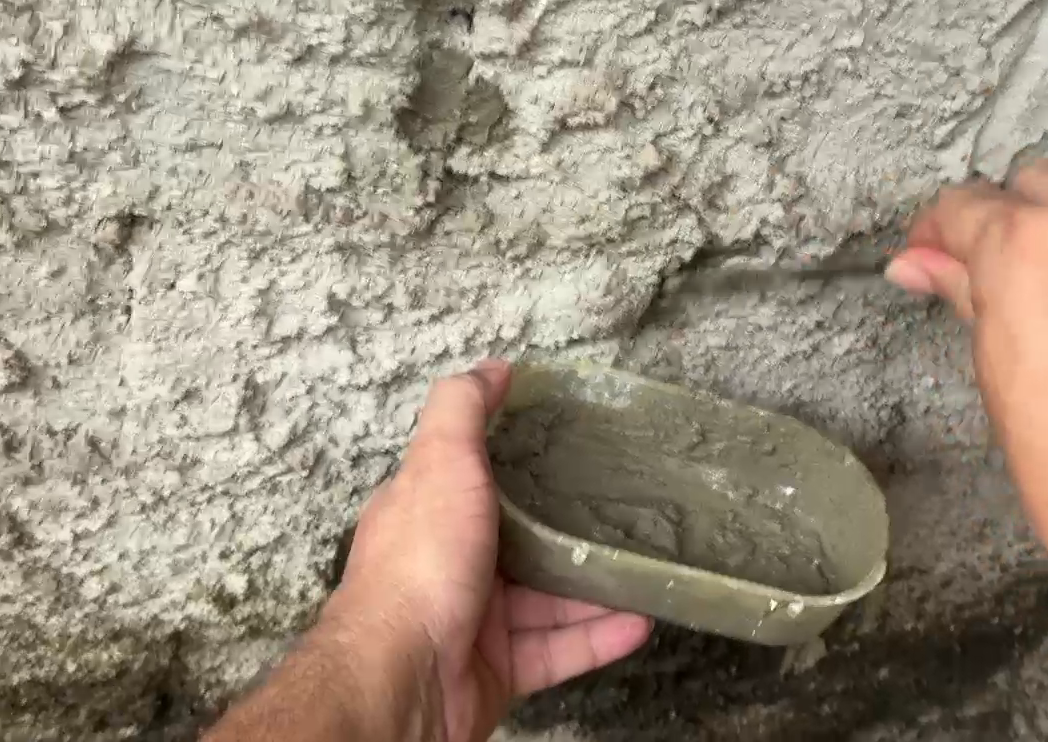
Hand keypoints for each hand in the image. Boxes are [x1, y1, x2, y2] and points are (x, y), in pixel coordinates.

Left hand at [329, 360, 652, 741]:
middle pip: (521, 539)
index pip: (477, 477)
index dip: (520, 460)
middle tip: (622, 508)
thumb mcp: (441, 460)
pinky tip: (639, 620)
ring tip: (644, 565)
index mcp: (431, 512)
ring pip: (547, 597)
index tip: (570, 444)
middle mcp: (451, 561)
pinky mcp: (499, 669)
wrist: (404, 681)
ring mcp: (475, 618)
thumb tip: (494, 366)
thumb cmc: (423, 559)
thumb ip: (463, 408)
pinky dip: (597, 635)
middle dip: (568, 528)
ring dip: (595, 585)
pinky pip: (557, 648)